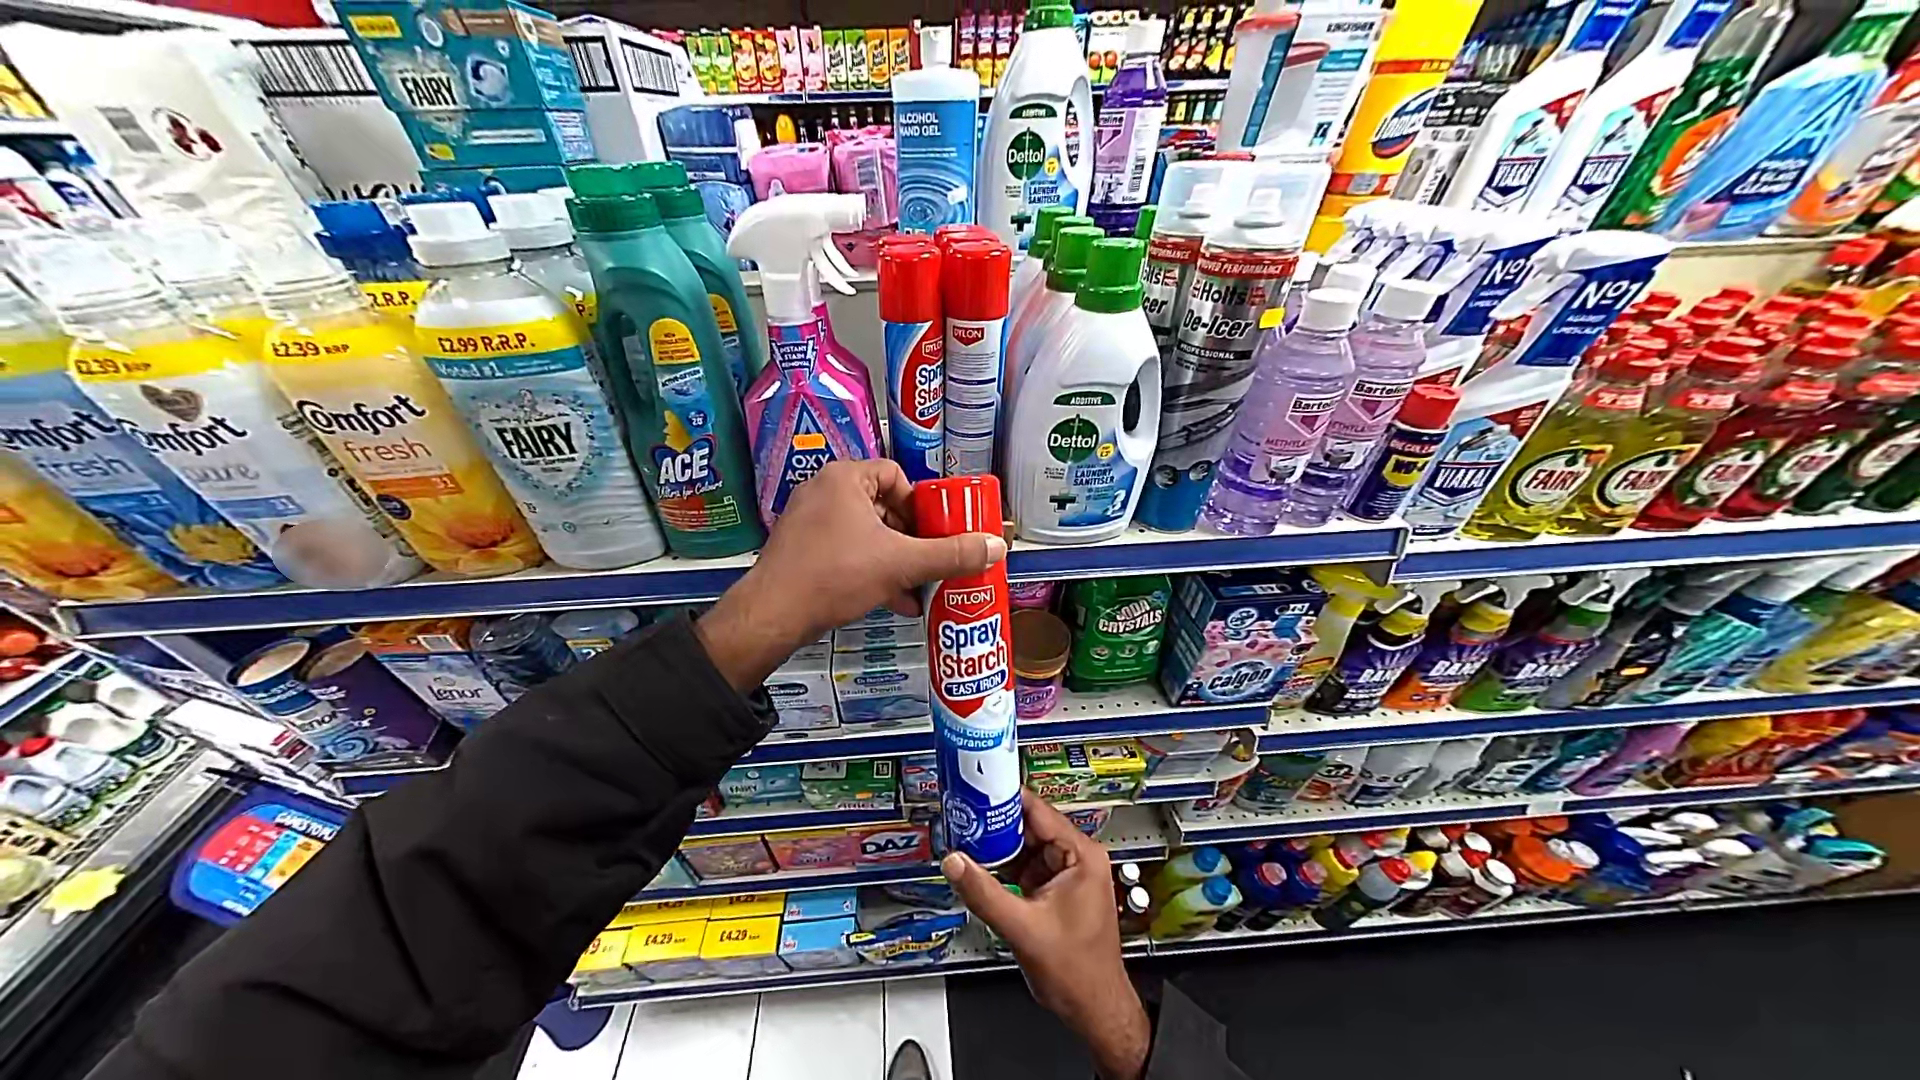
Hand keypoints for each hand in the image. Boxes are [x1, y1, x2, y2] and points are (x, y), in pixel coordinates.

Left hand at [696, 460, 1005, 688]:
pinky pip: (848, 551)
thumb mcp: (901, 563)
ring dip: (897, 560)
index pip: (896, 475)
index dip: (921, 504)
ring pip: (867, 534)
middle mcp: (824, 491)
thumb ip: (951, 554)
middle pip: (885, 507)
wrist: (774, 615)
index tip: (935, 532)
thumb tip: (997, 547)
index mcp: (845, 478)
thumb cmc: (836, 574)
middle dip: (912, 539)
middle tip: (932, 561)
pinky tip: (896, 600)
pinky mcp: (802, 549)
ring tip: (919, 586)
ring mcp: (809, 521)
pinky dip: (873, 571)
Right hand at [943, 791, 1150, 1079]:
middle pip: (1029, 825)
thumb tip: (956, 864)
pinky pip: (1025, 864)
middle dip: (996, 823)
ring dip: (998, 845)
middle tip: (965, 816)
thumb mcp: (1023, 928)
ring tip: (968, 838)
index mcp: (1082, 856)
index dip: (1006, 798)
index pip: (1038, 810)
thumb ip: (984, 893)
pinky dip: (1004, 865)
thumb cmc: (1079, 973)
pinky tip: (981, 866)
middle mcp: (1077, 858)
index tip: (979, 787)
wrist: (1094, 1009)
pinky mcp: (1055, 888)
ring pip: (1024, 845)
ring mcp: (1066, 872)